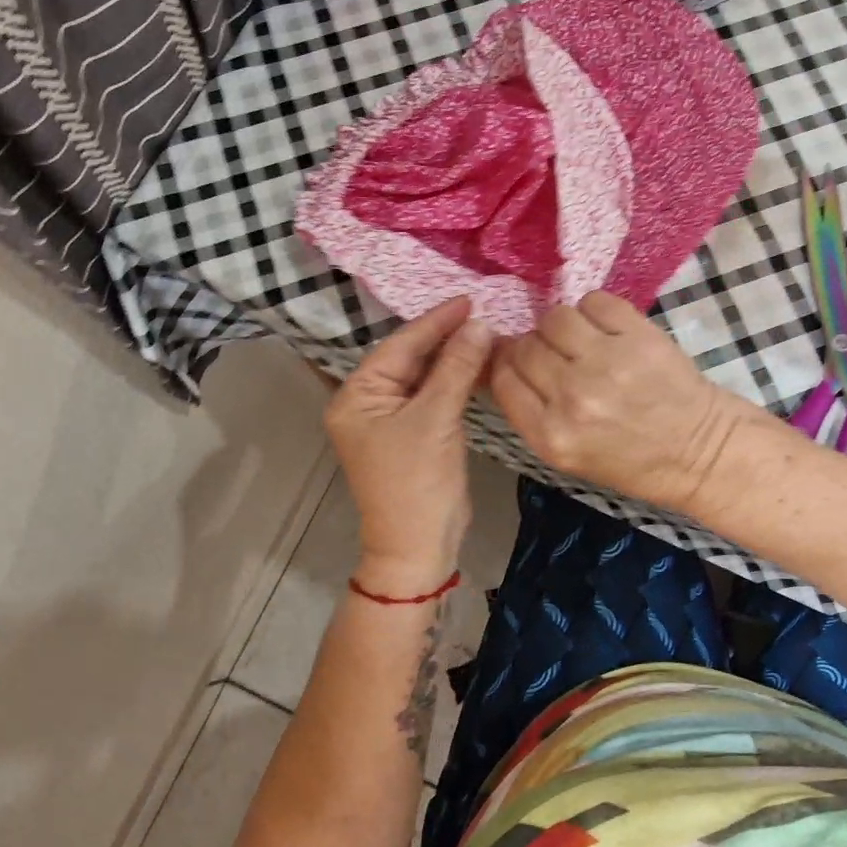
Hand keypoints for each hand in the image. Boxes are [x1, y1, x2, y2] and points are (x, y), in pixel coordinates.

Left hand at [326, 297, 494, 596]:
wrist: (419, 547)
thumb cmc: (417, 483)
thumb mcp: (435, 420)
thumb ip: (456, 368)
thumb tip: (479, 324)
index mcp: (356, 396)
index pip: (399, 346)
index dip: (435, 322)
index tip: (468, 299)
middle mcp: (368, 403)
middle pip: (411, 359)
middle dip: (447, 339)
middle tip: (484, 314)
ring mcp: (391, 420)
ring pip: (426, 377)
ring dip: (456, 360)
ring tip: (490, 335)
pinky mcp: (415, 435)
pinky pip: (435, 397)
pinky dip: (458, 383)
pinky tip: (483, 366)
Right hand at [490, 291, 763, 514]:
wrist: (701, 453)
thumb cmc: (633, 462)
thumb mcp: (569, 454)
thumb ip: (532, 411)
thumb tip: (501, 358)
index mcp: (551, 435)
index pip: (502, 378)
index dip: (505, 363)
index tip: (517, 361)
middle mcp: (572, 397)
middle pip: (525, 346)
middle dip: (534, 347)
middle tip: (558, 356)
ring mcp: (606, 363)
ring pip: (555, 318)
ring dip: (563, 326)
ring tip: (583, 341)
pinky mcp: (638, 336)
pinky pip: (594, 301)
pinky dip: (595, 310)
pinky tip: (608, 330)